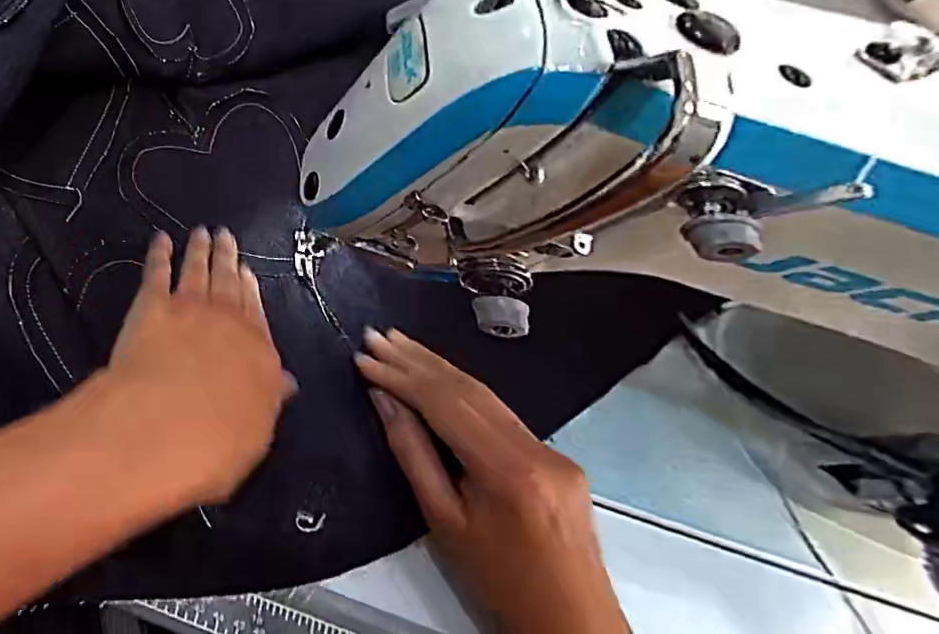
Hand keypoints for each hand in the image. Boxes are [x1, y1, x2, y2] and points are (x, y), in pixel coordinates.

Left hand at [99, 228, 294, 505]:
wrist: (160, 427)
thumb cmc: (214, 444)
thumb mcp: (256, 434)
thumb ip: (269, 401)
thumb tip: (286, 383)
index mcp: (256, 350)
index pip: (256, 312)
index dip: (250, 290)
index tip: (247, 270)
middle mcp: (225, 320)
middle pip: (228, 281)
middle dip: (227, 257)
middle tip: (226, 235)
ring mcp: (187, 308)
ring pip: (197, 269)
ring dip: (199, 249)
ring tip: (202, 231)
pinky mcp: (151, 305)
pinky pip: (157, 271)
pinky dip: (159, 253)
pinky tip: (161, 240)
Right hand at [356, 329, 628, 633]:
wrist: (574, 628)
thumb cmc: (500, 585)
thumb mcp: (444, 524)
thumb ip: (412, 454)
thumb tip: (383, 399)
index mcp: (508, 470)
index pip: (445, 403)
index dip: (401, 376)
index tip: (364, 357)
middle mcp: (536, 448)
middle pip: (466, 389)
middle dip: (415, 360)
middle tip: (375, 335)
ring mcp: (553, 449)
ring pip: (485, 395)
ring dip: (437, 367)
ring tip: (398, 343)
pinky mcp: (557, 455)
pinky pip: (501, 412)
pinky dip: (463, 390)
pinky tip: (438, 375)